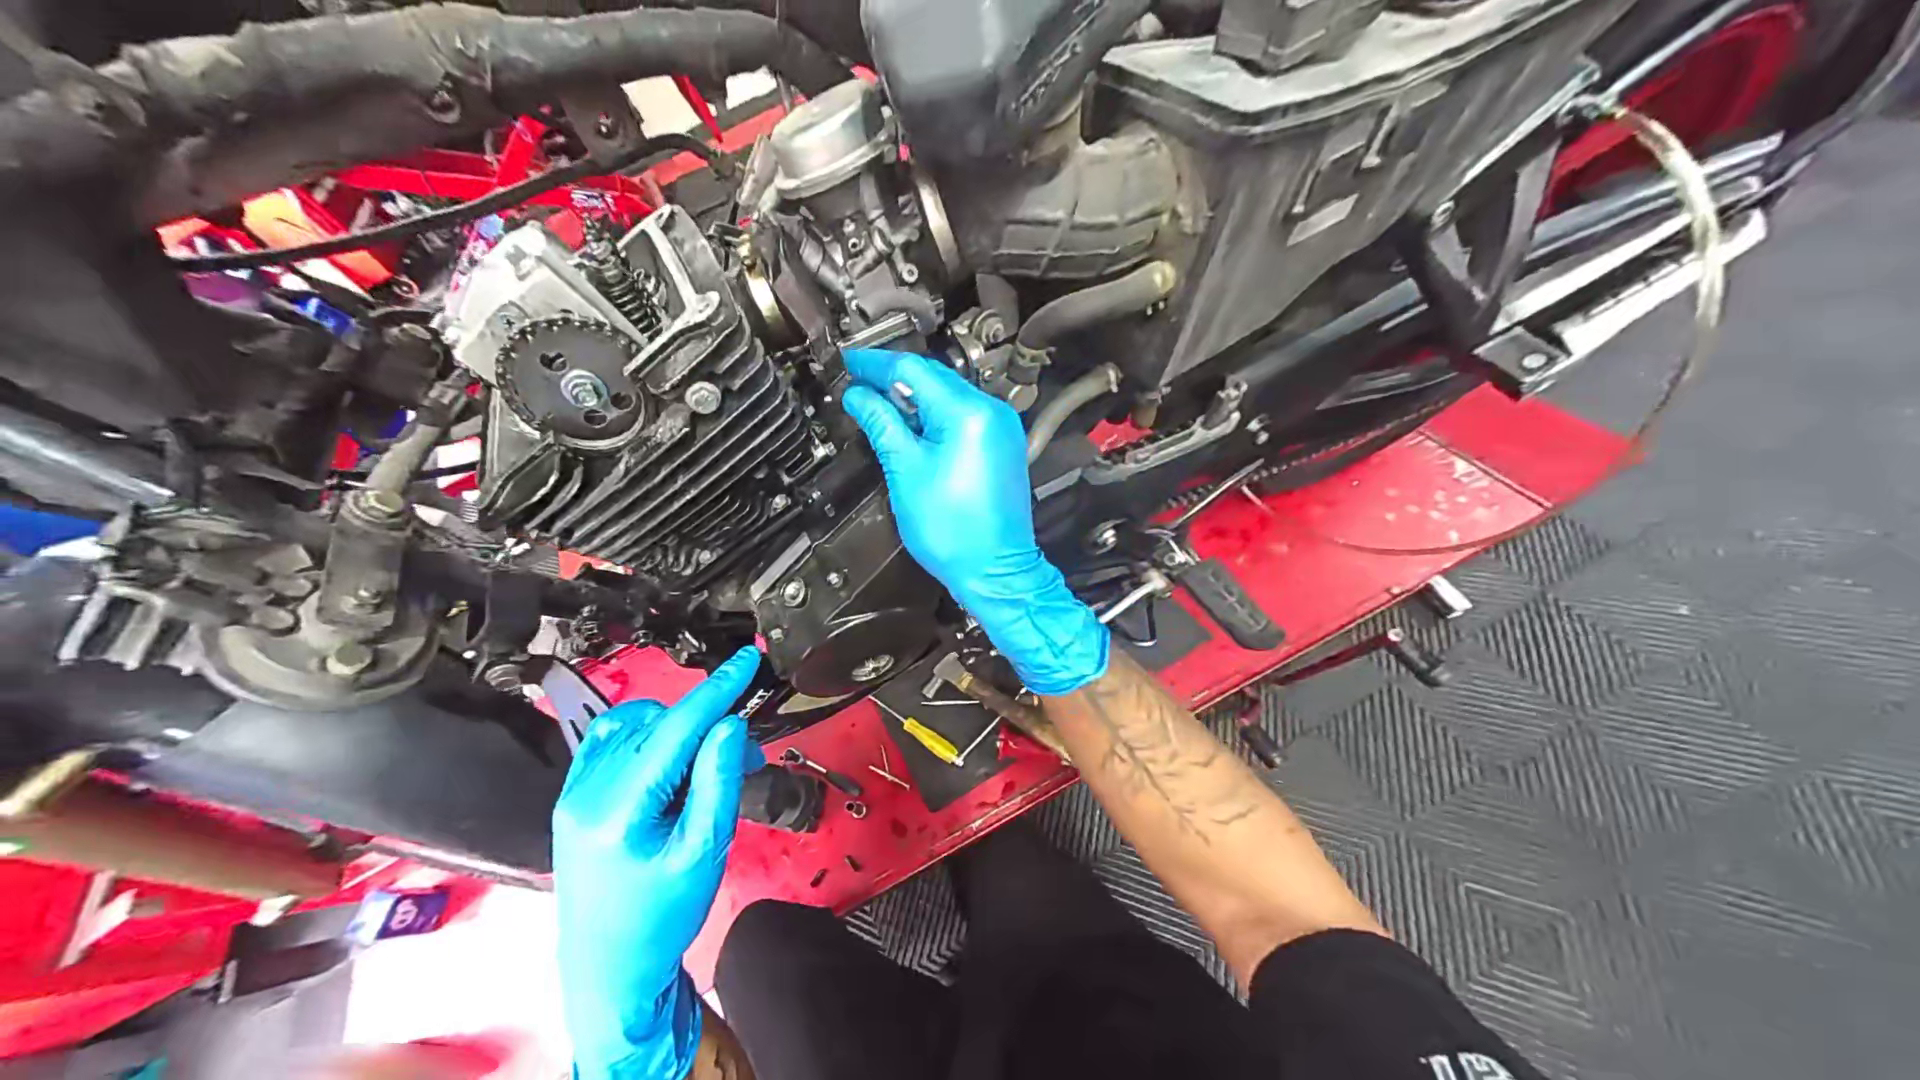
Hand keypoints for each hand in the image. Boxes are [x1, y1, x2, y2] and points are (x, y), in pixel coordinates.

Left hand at [552, 646, 763, 1078]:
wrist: (611, 968)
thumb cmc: (662, 917)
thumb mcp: (705, 850)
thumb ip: (718, 781)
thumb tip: (729, 723)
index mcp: (617, 807)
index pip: (676, 728)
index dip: (718, 689)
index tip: (747, 659)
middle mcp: (586, 790)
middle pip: (659, 726)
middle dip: (708, 725)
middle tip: (746, 754)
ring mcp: (575, 792)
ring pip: (637, 728)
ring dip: (681, 730)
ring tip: (711, 763)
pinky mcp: (575, 796)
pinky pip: (613, 741)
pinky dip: (651, 736)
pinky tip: (673, 757)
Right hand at [840, 348, 1107, 694]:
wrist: (996, 570)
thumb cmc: (957, 533)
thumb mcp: (905, 471)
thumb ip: (882, 425)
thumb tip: (860, 397)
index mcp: (968, 414)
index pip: (912, 369)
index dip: (874, 365)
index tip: (849, 364)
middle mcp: (991, 413)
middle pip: (932, 378)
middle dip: (892, 379)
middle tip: (857, 384)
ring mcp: (1000, 429)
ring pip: (947, 396)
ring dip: (911, 398)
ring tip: (877, 405)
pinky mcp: (1000, 445)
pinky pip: (961, 417)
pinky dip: (933, 416)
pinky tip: (910, 426)